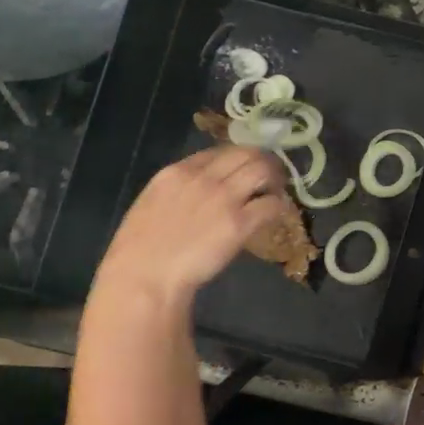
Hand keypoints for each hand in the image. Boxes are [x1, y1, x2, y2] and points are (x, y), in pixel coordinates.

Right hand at [97, 145, 288, 301]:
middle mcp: (201, 179)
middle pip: (246, 154)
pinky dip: (279, 207)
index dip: (238, 159)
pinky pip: (272, 204)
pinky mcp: (240, 222)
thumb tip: (208, 187)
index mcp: (175, 172)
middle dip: (265, 162)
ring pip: (263, 171)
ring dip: (276, 180)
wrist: (145, 272)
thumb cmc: (143, 244)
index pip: (217, 152)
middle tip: (273, 177)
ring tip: (276, 192)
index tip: (247, 169)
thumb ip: (182, 189)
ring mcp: (223, 199)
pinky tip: (276, 214)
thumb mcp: (155, 201)